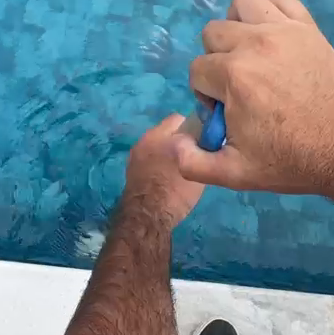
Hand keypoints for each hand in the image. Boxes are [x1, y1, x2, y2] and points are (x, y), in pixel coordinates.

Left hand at [120, 114, 204, 228]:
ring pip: (156, 140)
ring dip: (165, 147)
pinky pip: (147, 153)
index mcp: (163, 135)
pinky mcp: (130, 164)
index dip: (191, 127)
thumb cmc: (176, 193)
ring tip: (175, 165)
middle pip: (167, 128)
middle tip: (189, 153)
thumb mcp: (196, 170)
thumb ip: (199, 151)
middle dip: (178, 136)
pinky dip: (155, 158)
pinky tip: (162, 174)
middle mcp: (147, 137)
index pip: (180, 118)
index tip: (199, 141)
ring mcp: (136, 150)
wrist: (148, 216)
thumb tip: (202, 143)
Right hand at [171, 0, 333, 194]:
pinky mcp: (307, 26)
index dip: (206, 94)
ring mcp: (283, 29)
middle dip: (217, 60)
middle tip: (239, 86)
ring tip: (251, 52)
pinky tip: (270, 28)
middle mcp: (254, 43)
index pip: (197, 70)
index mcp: (234, 76)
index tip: (227, 113)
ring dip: (239, 25)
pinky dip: (268, 4)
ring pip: (241, 3)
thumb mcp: (235, 174)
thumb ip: (193, 162)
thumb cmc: (291, 160)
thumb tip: (172, 140)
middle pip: (213, 33)